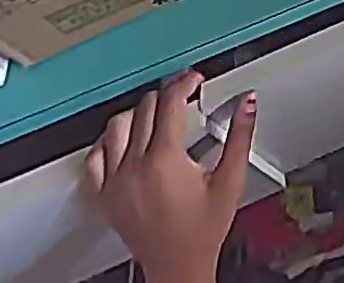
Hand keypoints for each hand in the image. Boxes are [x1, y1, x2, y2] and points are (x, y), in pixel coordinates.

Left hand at [86, 70, 256, 282]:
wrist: (178, 270)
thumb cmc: (203, 231)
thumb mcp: (231, 180)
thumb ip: (241, 136)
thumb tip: (247, 103)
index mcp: (165, 161)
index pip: (170, 101)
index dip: (185, 82)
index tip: (194, 80)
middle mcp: (135, 168)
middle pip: (146, 107)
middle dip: (168, 94)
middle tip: (184, 94)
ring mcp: (116, 183)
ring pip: (118, 125)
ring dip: (139, 112)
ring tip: (157, 112)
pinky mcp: (105, 197)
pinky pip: (96, 157)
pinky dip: (109, 141)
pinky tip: (125, 138)